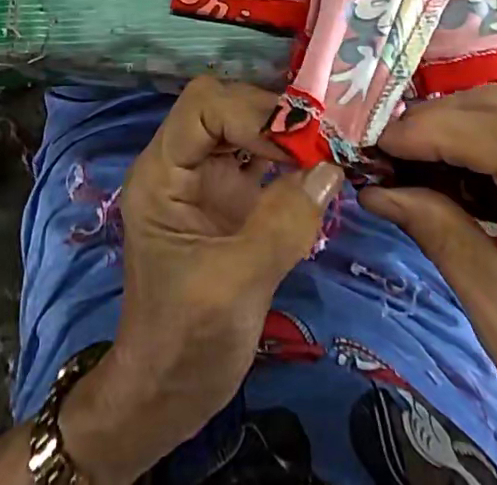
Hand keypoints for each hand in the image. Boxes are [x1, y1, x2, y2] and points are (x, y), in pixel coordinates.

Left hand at [63, 78, 344, 484]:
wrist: (168, 389)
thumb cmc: (186, 339)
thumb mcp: (234, 284)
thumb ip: (281, 225)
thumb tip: (330, 170)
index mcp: (161, 174)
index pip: (202, 106)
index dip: (251, 112)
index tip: (300, 143)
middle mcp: (182, 166)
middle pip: (225, 107)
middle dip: (275, 116)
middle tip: (328, 141)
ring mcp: (207, 183)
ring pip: (245, 129)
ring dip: (288, 134)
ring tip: (334, 149)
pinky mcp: (231, 204)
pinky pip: (263, 164)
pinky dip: (293, 161)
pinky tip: (324, 173)